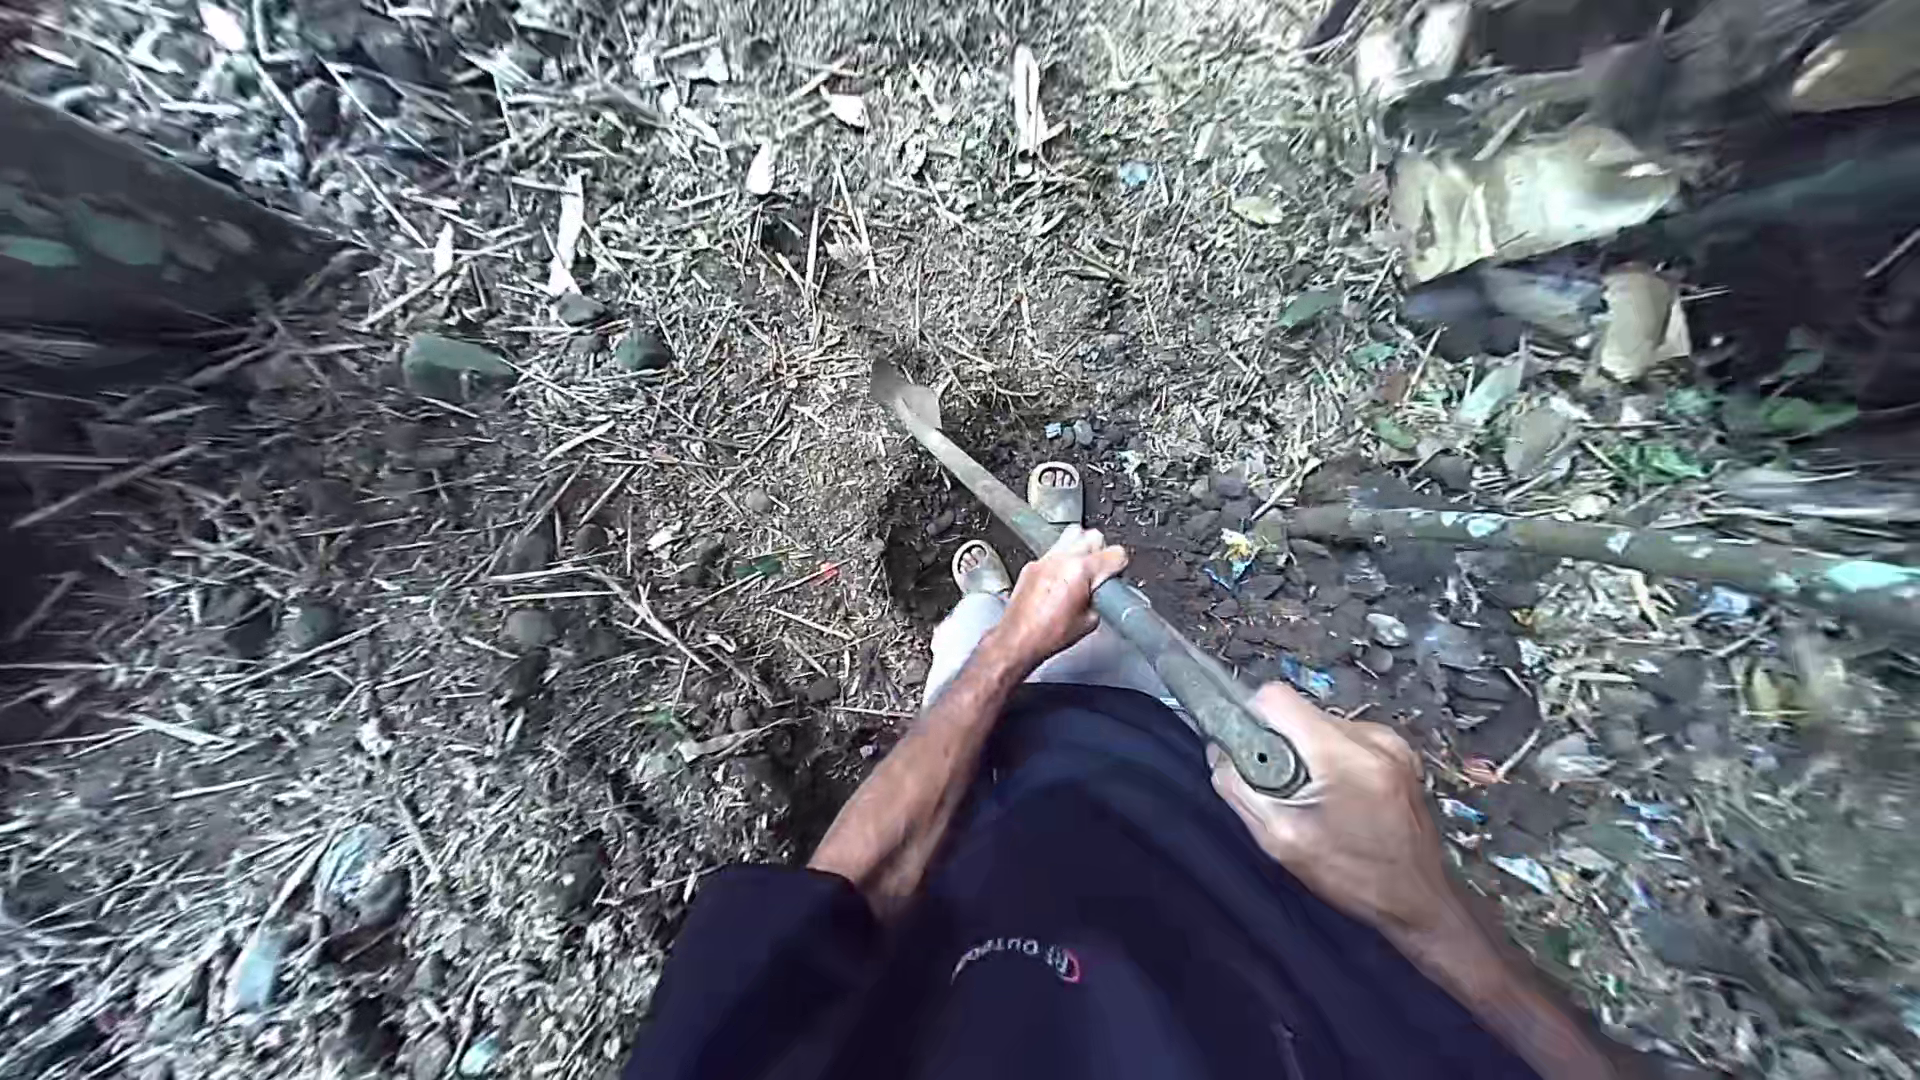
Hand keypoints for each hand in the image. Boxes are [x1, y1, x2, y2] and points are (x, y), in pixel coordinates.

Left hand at [986, 525, 1127, 669]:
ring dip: (1081, 549)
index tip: (1117, 574)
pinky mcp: (1032, 565)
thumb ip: (1101, 597)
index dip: (1120, 566)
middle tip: (1099, 573)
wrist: (1019, 638)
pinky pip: (1053, 551)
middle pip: (1093, 536)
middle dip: (1101, 552)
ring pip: (1072, 535)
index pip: (1115, 553)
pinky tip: (1061, 578)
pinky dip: (1061, 559)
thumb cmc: (1049, 634)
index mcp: (1081, 570)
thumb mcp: (1090, 620)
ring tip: (1080, 571)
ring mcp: (1045, 559)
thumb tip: (1102, 591)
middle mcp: (1062, 558)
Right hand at [1209, 683, 1457, 939]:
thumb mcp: (1279, 839)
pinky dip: (1325, 752)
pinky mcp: (1397, 748)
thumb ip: (1238, 787)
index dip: (1250, 715)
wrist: (1423, 903)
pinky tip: (1335, 790)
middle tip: (1280, 782)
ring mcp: (1389, 741)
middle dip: (1277, 739)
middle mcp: (1370, 737)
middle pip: (1296, 709)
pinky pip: (1339, 732)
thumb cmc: (1353, 877)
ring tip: (1311, 791)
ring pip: (1316, 719)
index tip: (1248, 747)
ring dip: (1301, 746)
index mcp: (1342, 756)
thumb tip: (1218, 751)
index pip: (1275, 697)